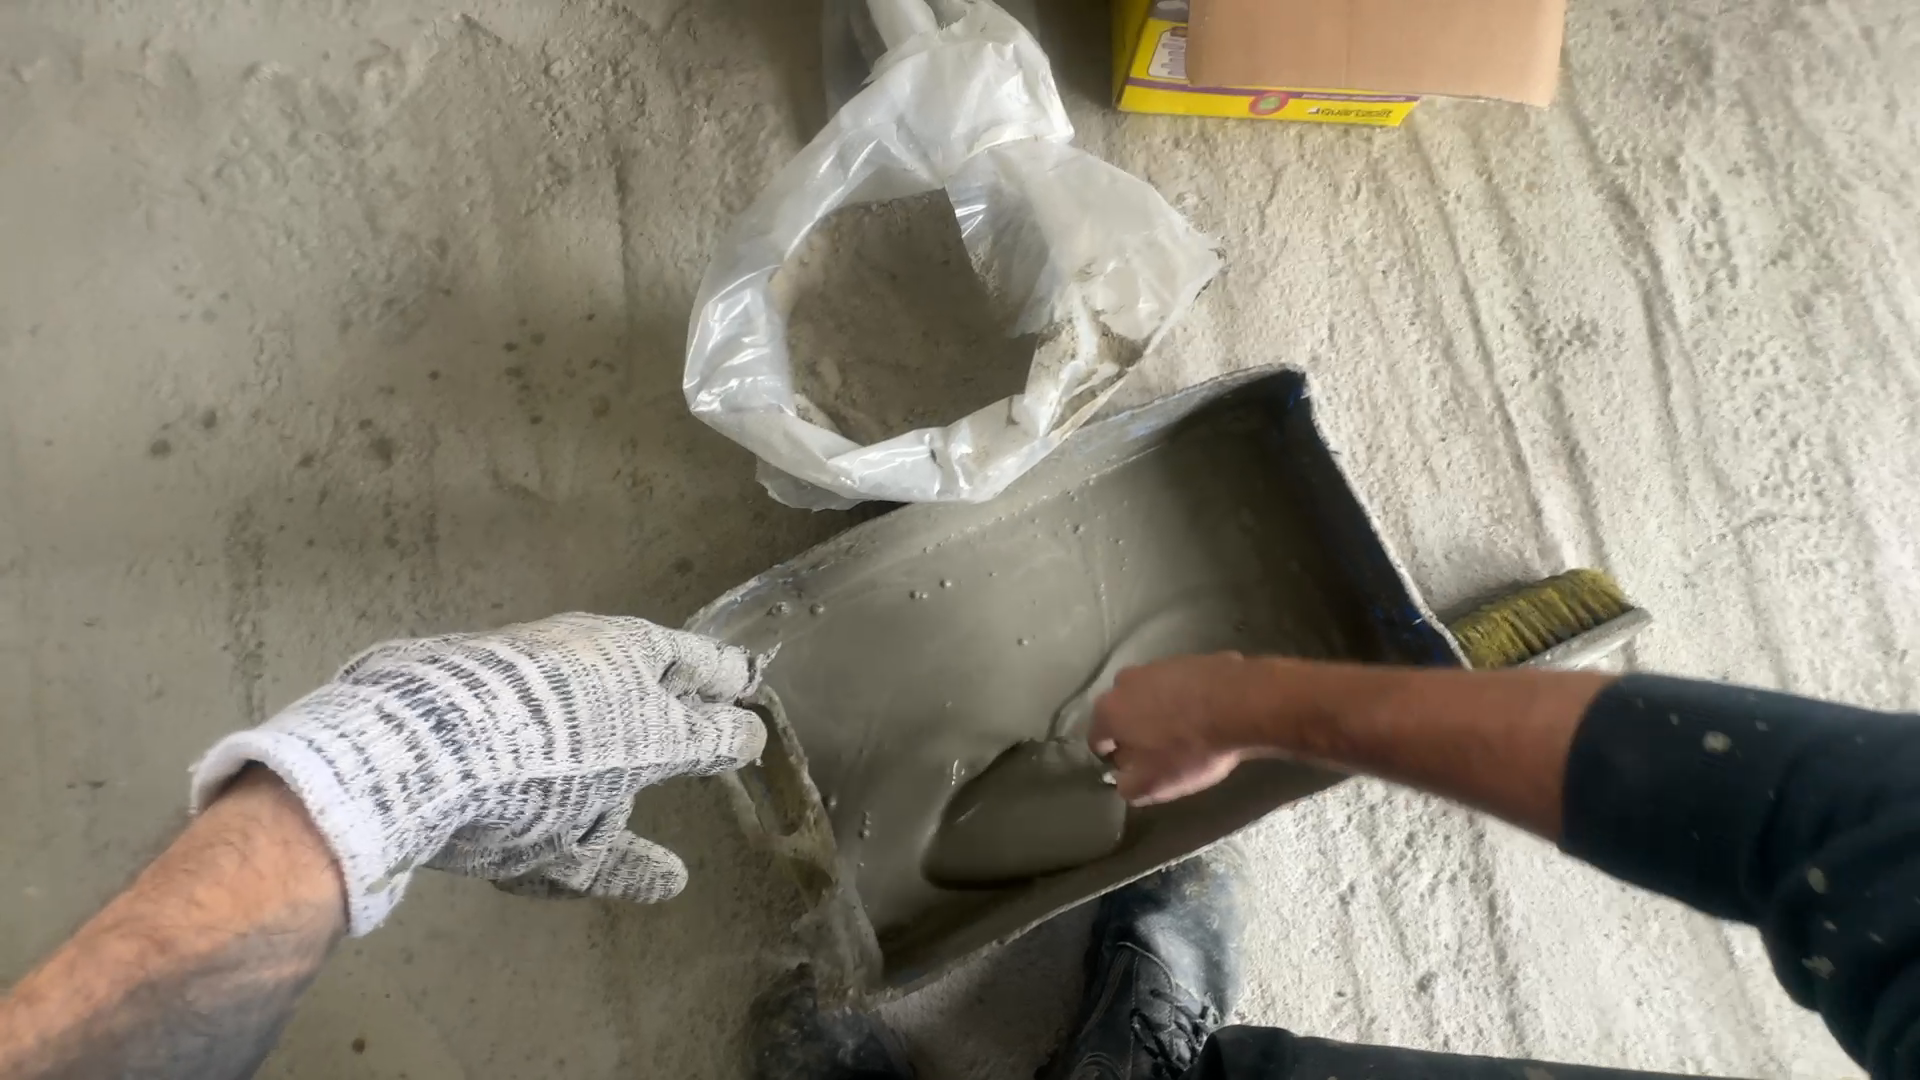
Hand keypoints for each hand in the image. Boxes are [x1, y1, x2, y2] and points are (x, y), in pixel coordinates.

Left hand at [190, 614, 767, 934]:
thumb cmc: (565, 732)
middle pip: (640, 718)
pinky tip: (651, 886)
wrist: (421, 762)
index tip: (754, 683)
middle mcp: (576, 689)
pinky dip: (595, 860)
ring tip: (665, 872)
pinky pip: (555, 831)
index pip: (696, 659)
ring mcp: (526, 740)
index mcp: (623, 654)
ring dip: (624, 822)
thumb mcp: (655, 737)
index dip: (729, 674)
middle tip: (711, 760)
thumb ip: (708, 739)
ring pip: (592, 782)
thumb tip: (752, 732)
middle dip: (673, 744)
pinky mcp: (487, 797)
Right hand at [1089, 651, 1285, 805]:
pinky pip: (1180, 685)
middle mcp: (1124, 682)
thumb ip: (1127, 787)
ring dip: (1160, 711)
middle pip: (1122, 713)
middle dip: (1135, 731)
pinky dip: (1186, 698)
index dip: (1112, 757)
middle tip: (1160, 751)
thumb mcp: (1154, 784)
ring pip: (1150, 695)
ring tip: (1187, 731)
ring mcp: (1156, 665)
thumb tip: (1122, 779)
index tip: (1133, 769)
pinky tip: (1207, 714)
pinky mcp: (1186, 658)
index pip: (1096, 738)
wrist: (1239, 704)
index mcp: (1108, 711)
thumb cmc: (1189, 748)